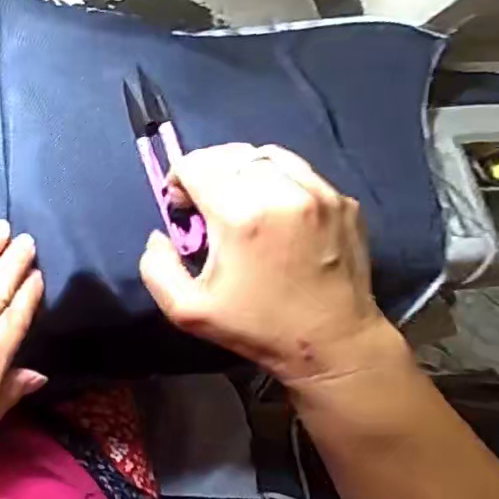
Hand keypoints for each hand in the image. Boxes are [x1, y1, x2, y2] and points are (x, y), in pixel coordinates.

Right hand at [139, 143, 406, 385]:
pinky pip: (299, 171)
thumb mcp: (185, 310)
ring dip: (241, 170)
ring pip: (265, 155)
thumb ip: (155, 267)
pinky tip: (272, 210)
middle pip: (229, 154)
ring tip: (237, 200)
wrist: (334, 344)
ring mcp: (320, 194)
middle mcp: (283, 193)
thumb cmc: (256, 328)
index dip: (178, 181)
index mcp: (242, 216)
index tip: (182, 208)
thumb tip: (160, 235)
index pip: (197, 164)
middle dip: (206, 173)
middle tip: (204, 206)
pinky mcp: (343, 202)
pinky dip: (275, 179)